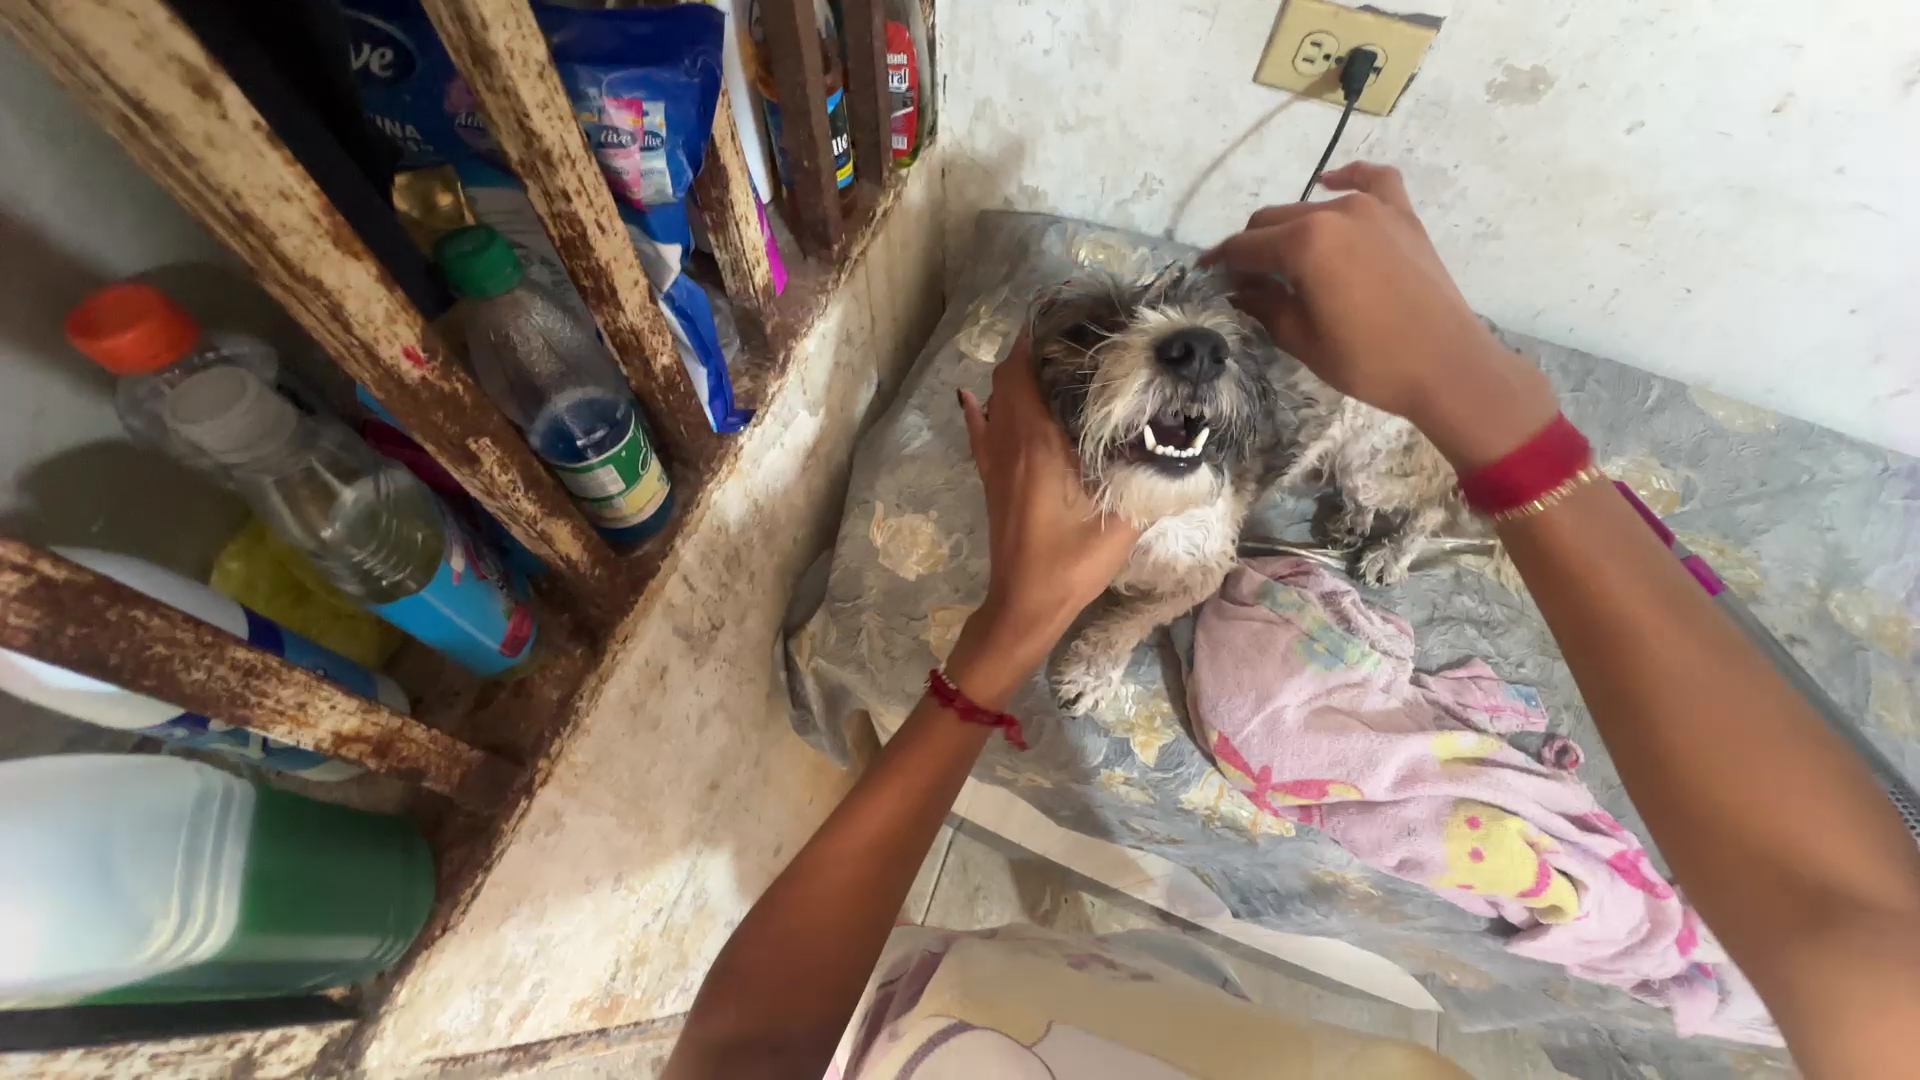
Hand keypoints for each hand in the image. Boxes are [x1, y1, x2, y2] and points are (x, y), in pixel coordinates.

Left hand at [946, 336, 1141, 705]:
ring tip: (1048, 361)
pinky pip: (979, 432)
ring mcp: (993, 463)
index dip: (1038, 339)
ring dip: (1012, 377)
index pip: (1024, 372)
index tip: (1069, 319)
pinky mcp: (990, 480)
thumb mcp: (1123, 522)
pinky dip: (981, 409)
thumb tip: (1186, 446)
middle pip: (1007, 379)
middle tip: (1072, 338)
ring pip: (992, 402)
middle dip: (1031, 350)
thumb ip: (1152, 481)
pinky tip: (976, 397)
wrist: (1024, 604)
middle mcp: (1008, 444)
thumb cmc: (1071, 564)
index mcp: (1036, 444)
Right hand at [1202, 162, 1557, 468]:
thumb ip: (1263, 304)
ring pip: (1311, 205)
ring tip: (1282, 261)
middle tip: (1242, 280)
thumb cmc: (1365, 360)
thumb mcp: (1300, 338)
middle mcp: (1334, 213)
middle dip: (1250, 248)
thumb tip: (1239, 289)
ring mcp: (1373, 209)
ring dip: (1287, 229)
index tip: (1205, 275)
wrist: (1444, 364)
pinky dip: (1346, 180)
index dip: (1220, 262)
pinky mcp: (1402, 216)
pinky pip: (1371, 182)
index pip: (1245, 247)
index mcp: (1304, 244)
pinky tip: (1329, 184)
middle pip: (1273, 221)